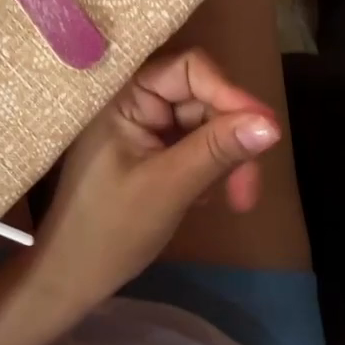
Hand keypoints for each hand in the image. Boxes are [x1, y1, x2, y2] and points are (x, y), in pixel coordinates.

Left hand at [34, 49, 280, 304]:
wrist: (72, 275)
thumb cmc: (109, 230)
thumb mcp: (169, 187)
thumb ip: (217, 150)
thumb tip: (272, 123)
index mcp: (123, 95)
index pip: (189, 68)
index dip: (230, 94)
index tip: (267, 131)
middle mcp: (132, 100)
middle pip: (203, 96)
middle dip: (232, 137)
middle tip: (247, 191)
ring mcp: (142, 125)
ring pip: (204, 122)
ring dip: (226, 158)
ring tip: (234, 201)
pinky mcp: (150, 149)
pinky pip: (194, 143)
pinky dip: (210, 167)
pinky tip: (208, 200)